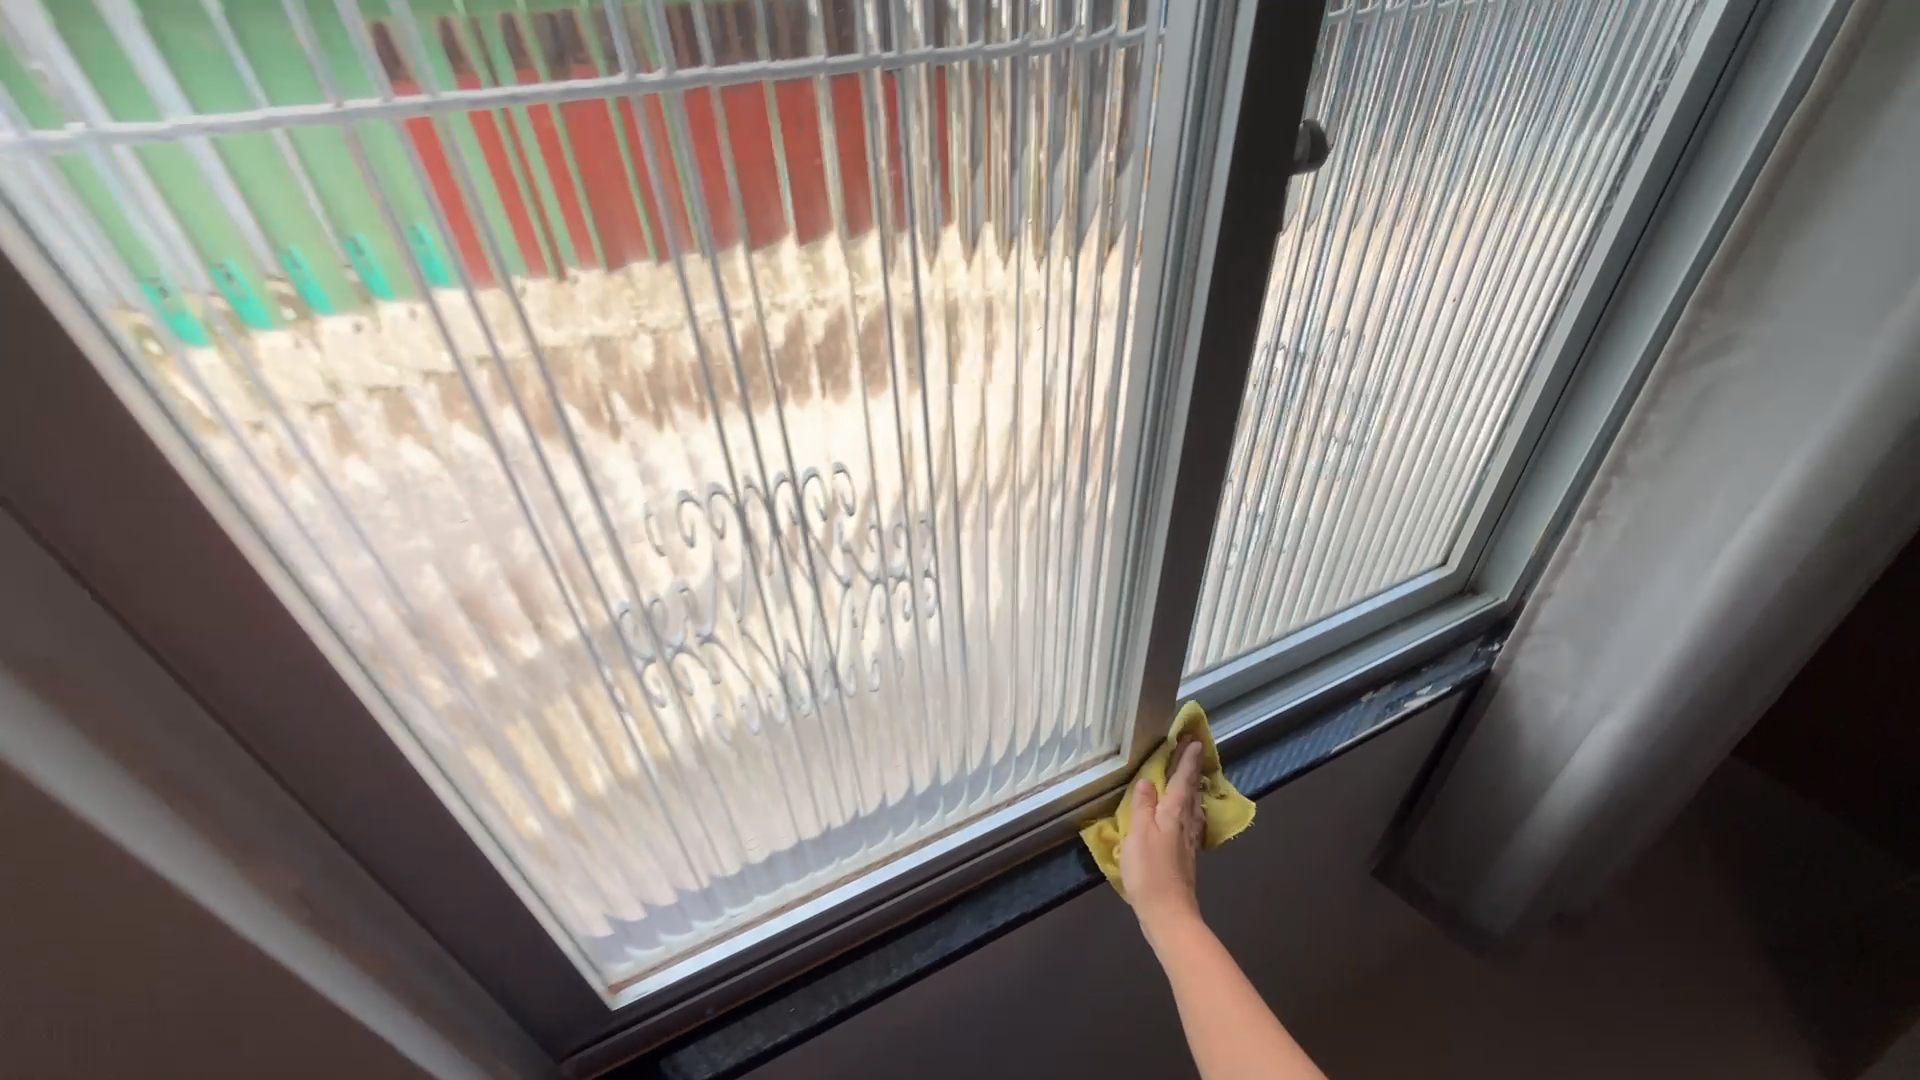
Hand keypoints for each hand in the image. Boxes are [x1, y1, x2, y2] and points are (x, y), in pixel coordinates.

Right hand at [1119, 738, 1206, 940]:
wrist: (1168, 912)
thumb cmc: (1150, 870)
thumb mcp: (1138, 833)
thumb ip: (1143, 805)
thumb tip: (1148, 781)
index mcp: (1175, 813)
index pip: (1183, 779)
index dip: (1187, 760)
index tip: (1193, 741)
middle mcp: (1186, 823)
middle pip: (1192, 791)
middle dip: (1193, 770)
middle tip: (1194, 752)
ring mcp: (1189, 840)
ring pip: (1194, 806)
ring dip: (1193, 789)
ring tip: (1191, 778)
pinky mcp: (1186, 855)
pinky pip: (1191, 821)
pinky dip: (1190, 808)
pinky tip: (1187, 815)